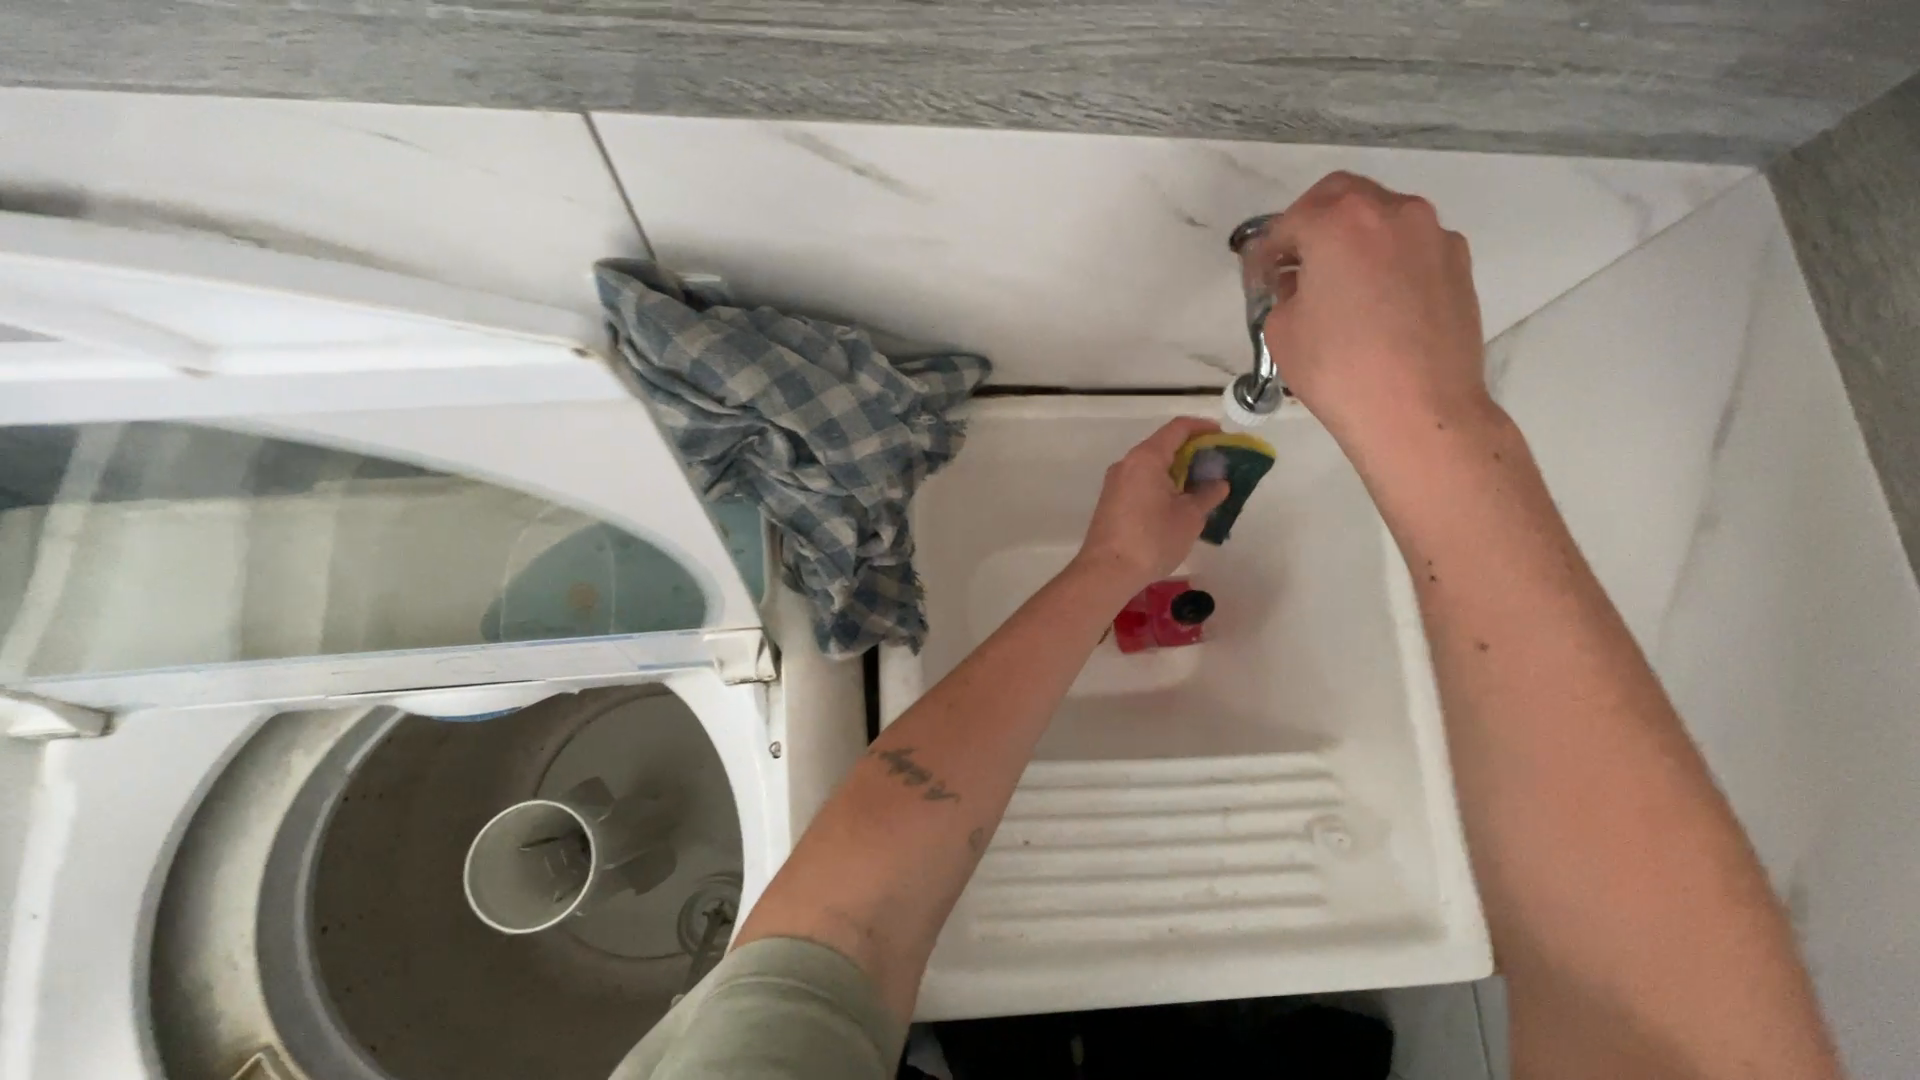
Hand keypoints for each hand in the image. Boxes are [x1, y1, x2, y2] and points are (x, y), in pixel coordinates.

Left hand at [1073, 417, 1230, 594]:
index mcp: (1146, 458)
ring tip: (1202, 488)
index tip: (1223, 437)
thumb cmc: (1152, 539)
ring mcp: (1116, 483)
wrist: (1107, 571)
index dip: (1203, 428)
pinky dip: (1162, 485)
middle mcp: (1127, 463)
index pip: (1177, 428)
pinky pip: (1141, 482)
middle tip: (1218, 467)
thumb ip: (1207, 494)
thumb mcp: (1190, 517)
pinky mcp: (1111, 501)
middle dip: (1193, 453)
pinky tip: (1178, 504)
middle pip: (1163, 446)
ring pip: (1152, 466)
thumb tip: (1218, 483)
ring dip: (1178, 471)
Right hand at [1243, 171, 1494, 446]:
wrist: (1418, 409)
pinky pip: (1411, 247)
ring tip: (1340, 285)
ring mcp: (1433, 234)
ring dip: (1354, 238)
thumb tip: (1300, 283)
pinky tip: (1377, 304)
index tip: (1262, 276)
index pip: (1291, 220)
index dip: (1269, 249)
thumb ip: (1284, 292)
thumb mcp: (1282, 330)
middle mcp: (1392, 212)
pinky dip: (1387, 260)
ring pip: (1382, 218)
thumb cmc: (1338, 369)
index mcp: (1339, 223)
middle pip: (1342, 197)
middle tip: (1297, 264)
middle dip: (1313, 222)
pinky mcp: (1457, 263)